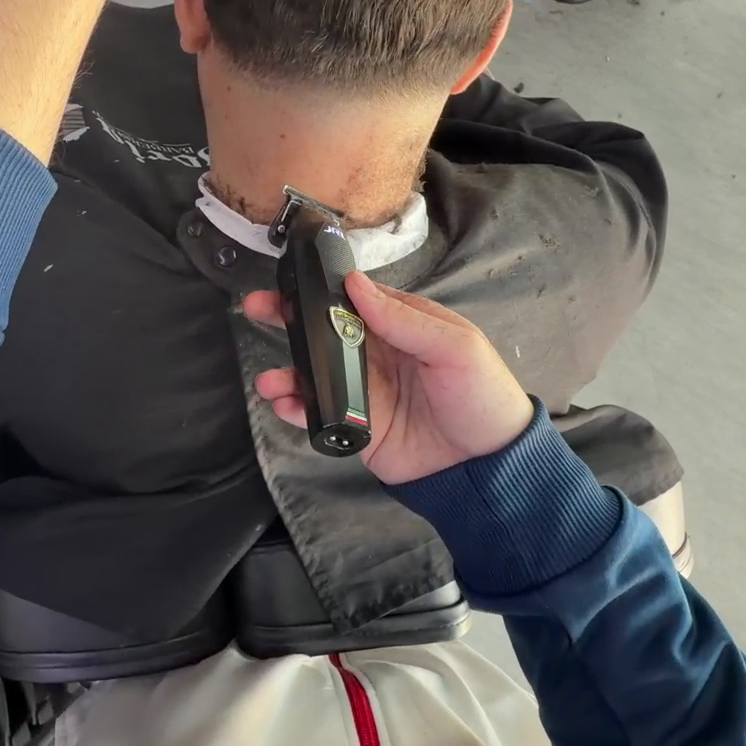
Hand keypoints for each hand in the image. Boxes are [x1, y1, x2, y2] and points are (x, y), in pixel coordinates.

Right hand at [244, 272, 534, 485]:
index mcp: (400, 324)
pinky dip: (296, 409)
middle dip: (288, 318)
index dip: (320, 288)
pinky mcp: (355, 426)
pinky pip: (318, 413)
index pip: (353, 298)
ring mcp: (362, 390)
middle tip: (257, 306)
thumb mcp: (456, 346)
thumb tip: (355, 283)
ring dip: (285, 372)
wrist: (487, 465)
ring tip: (268, 381)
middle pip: (322, 331)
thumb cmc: (482, 394)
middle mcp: (375, 353)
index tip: (291, 280)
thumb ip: (404, 317)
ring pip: (313, 373)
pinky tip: (286, 405)